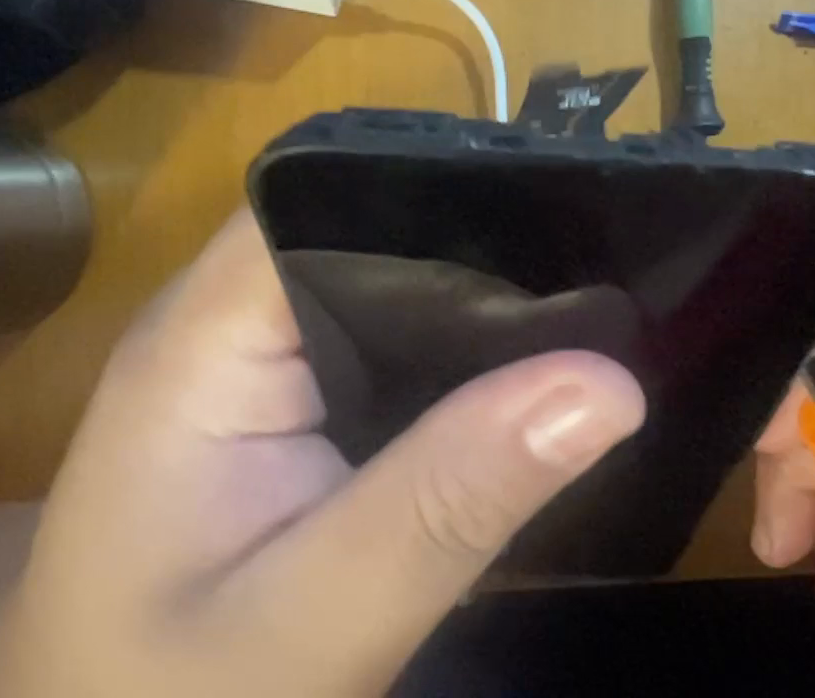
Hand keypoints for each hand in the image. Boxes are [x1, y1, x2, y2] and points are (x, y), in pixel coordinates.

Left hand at [0, 211, 645, 695]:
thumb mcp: (317, 624)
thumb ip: (449, 501)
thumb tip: (609, 383)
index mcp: (206, 338)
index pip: (328, 197)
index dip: (445, 190)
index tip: (566, 211)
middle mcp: (229, 322)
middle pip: (367, 231)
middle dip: (483, 244)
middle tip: (609, 269)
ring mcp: (258, 365)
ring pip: (387, 288)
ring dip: (480, 302)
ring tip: (597, 309)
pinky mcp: (288, 406)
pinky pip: (389, 347)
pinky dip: (458, 356)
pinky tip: (528, 374)